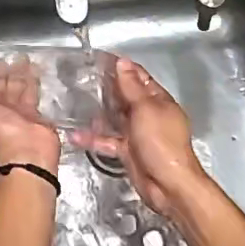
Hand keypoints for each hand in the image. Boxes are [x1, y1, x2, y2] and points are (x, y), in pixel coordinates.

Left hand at [0, 56, 61, 170]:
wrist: (26, 152)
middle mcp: (0, 116)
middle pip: (1, 90)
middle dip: (3, 76)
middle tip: (4, 58)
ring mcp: (19, 117)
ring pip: (18, 90)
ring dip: (19, 75)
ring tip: (23, 58)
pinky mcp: (36, 117)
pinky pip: (34, 95)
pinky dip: (34, 82)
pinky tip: (37, 69)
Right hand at [74, 58, 213, 220]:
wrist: (169, 186)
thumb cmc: (161, 142)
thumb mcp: (146, 109)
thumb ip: (131, 87)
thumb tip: (122, 62)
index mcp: (157, 100)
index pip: (138, 76)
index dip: (121, 66)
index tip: (99, 59)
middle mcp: (148, 114)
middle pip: (125, 96)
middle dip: (106, 87)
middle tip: (81, 78)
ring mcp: (137, 133)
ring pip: (114, 117)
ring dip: (98, 111)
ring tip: (75, 102)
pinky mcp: (127, 151)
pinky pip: (108, 140)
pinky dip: (93, 138)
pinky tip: (75, 135)